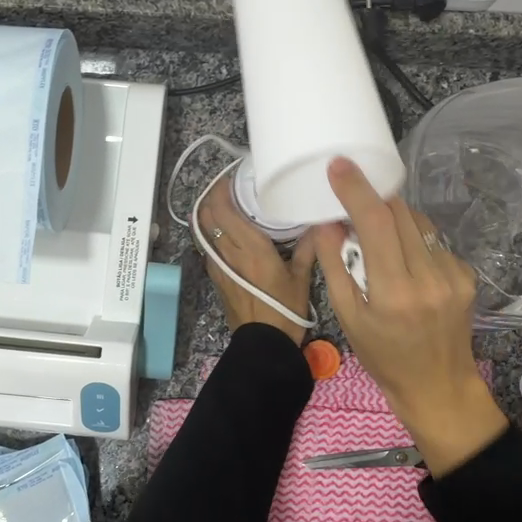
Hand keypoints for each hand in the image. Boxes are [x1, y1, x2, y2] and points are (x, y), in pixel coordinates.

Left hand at [196, 175, 313, 345]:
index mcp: (250, 248)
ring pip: (203, 231)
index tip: (232, 176)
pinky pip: (208, 247)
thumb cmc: (285, 310)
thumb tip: (318, 225)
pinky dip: (212, 234)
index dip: (221, 188)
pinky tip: (227, 233)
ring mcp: (218, 266)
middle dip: (212, 197)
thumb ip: (307, 248)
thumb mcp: (302, 278)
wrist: (264, 344)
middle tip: (228, 187)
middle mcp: (228, 253)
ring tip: (225, 204)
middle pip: (207, 216)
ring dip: (208, 214)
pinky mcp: (216, 278)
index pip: (223, 209)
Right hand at [312, 158, 507, 474]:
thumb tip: (325, 223)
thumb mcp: (348, 318)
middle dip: (373, 201)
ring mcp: (453, 275)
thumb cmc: (383, 357)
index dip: (356, 190)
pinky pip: (432, 241)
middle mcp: (429, 278)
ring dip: (393, 220)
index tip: (339, 166)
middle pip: (399, 213)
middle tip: (351, 204)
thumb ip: (335, 267)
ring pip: (417, 222)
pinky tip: (404, 265)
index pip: (376, 223)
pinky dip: (412, 241)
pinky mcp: (466, 275)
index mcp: (394, 292)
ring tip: (377, 242)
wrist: (437, 387)